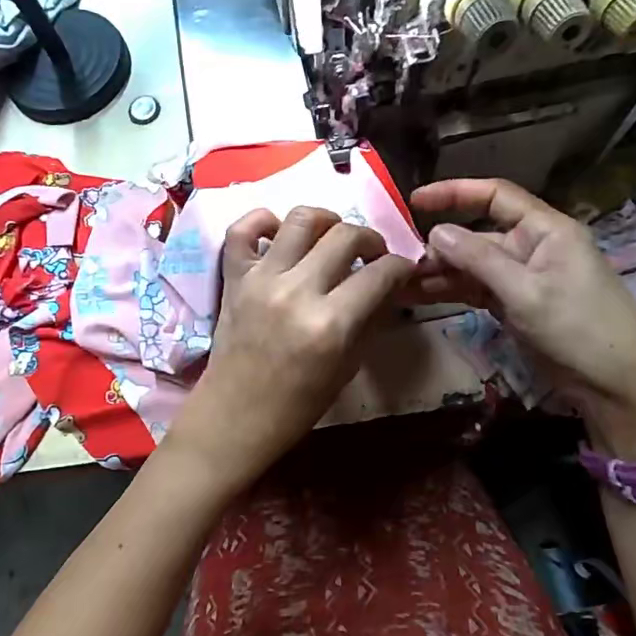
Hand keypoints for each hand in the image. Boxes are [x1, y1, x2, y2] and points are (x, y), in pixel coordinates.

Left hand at [169, 206, 414, 481]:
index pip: (381, 273)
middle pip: (345, 235)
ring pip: (300, 219)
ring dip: (326, 220)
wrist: (235, 416)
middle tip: (371, 256)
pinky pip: (242, 229)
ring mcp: (260, 279)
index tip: (403, 270)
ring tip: (331, 238)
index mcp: (330, 323)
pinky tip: (279, 233)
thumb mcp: (348, 366)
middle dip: (370, 239)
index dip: (402, 267)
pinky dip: (263, 220)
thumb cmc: (297, 404)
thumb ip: (370, 320)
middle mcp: (296, 291)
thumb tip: (388, 285)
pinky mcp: (233, 277)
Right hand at [408, 178, 635, 459]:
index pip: (495, 196)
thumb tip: (435, 231)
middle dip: (441, 246)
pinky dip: (453, 292)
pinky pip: (478, 290)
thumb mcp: (525, 290)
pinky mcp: (516, 306)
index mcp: (545, 229)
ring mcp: (524, 279)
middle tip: (400, 263)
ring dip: (440, 273)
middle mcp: (533, 247)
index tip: (414, 201)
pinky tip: (422, 296)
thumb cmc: (579, 327)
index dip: (455, 193)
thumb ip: (479, 259)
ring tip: (401, 283)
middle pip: (478, 235)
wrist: (615, 384)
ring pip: (473, 266)